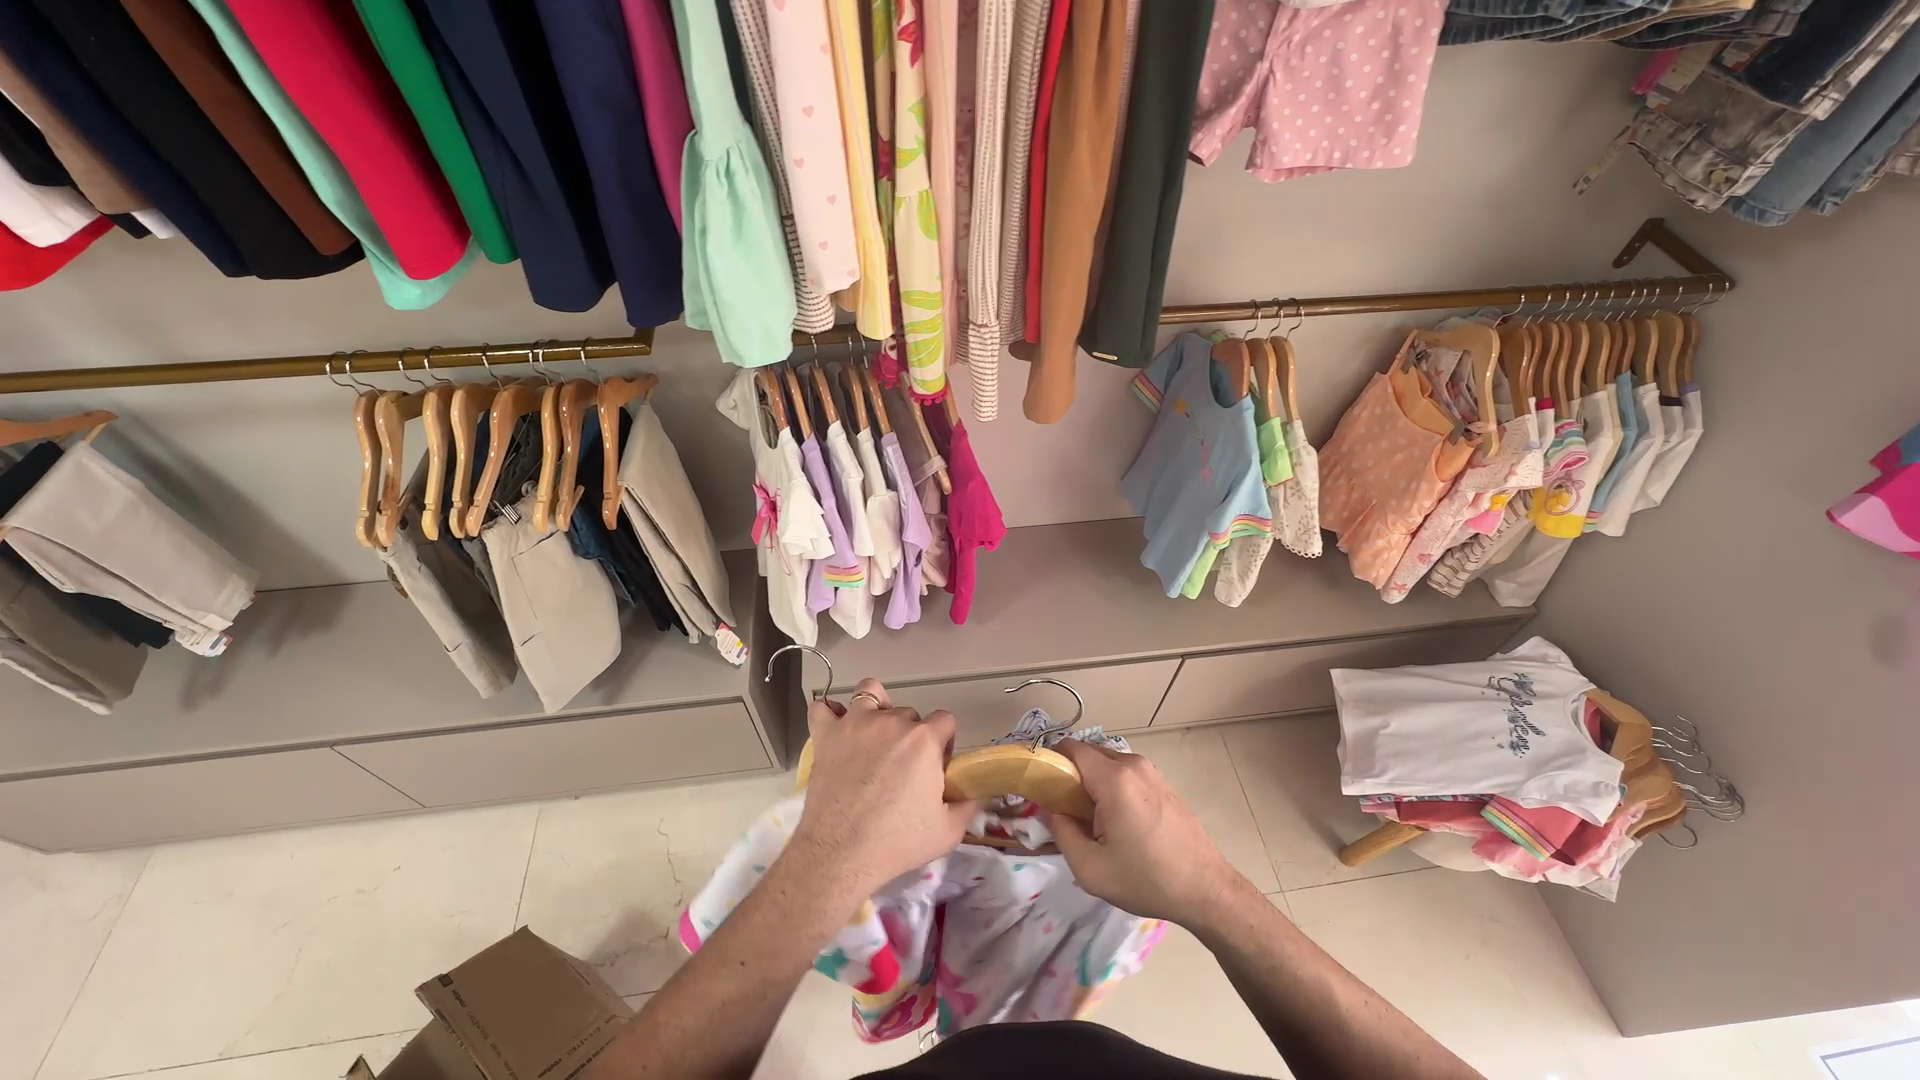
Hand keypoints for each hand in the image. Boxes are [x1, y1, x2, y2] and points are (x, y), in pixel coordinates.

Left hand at [790, 679, 977, 897]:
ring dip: (876, 709)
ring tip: (873, 735)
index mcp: (924, 740)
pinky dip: (829, 714)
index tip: (937, 767)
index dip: (945, 742)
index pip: (945, 720)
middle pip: (909, 713)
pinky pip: (822, 708)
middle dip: (911, 735)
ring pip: (870, 693)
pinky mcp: (826, 735)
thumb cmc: (898, 842)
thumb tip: (979, 793)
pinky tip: (836, 730)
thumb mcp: (948, 831)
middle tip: (903, 768)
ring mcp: (855, 724)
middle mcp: (891, 722)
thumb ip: (968, 805)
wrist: (842, 854)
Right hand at [1044, 739, 1246, 924]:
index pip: (1070, 749)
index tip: (1037, 787)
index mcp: (1114, 779)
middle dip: (1069, 774)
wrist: (1206, 890)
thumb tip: (1048, 810)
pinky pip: (1125, 774)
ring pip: (1107, 763)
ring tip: (1088, 820)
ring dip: (1091, 782)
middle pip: (1088, 753)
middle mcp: (1134, 765)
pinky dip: (1111, 787)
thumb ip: (1061, 832)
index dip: (1048, 762)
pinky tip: (1115, 822)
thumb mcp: (1090, 868)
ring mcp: (1152, 772)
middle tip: (1061, 808)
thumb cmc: (1146, 879)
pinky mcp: (1164, 784)